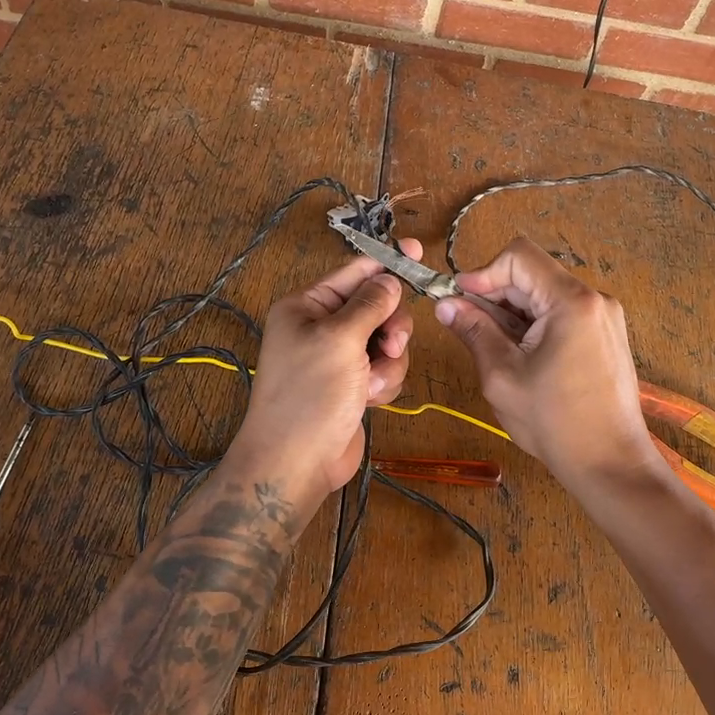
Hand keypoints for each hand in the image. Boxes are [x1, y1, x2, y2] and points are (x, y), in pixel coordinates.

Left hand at [229, 240, 419, 497]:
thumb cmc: (310, 395)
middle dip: (390, 329)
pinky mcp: (353, 386)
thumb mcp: (339, 340)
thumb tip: (389, 279)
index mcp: (306, 307)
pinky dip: (384, 383)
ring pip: (386, 342)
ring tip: (370, 385)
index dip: (386, 264)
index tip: (418, 252)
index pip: (353, 273)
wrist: (296, 462)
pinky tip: (370, 401)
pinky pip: (384, 370)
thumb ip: (370, 304)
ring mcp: (338, 359)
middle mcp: (320, 328)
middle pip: (377, 308)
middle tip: (392, 347)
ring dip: (388, 364)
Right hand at [433, 238, 654, 487]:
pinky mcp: (605, 336)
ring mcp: (604, 318)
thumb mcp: (502, 376)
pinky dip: (533, 326)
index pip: (519, 257)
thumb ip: (474, 332)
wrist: (610, 463)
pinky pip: (561, 315)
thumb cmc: (554, 423)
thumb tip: (445, 305)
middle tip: (467, 329)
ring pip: (545, 295)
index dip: (482, 273)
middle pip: (533, 274)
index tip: (458, 301)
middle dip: (495, 295)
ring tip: (494, 351)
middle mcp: (594, 300)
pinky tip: (520, 358)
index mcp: (572, 302)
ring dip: (512, 313)